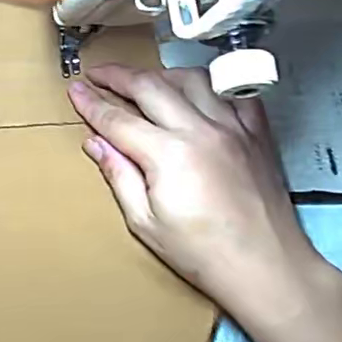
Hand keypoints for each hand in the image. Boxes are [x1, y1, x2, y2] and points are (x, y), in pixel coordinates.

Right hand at [67, 64, 341, 321]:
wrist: (266, 268)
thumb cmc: (205, 254)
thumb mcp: (145, 223)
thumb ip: (119, 176)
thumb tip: (96, 144)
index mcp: (168, 155)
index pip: (118, 119)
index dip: (91, 103)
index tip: (75, 90)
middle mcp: (200, 131)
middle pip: (150, 86)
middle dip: (118, 76)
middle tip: (99, 74)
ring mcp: (232, 127)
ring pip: (191, 79)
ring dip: (161, 74)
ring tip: (144, 81)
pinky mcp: (256, 133)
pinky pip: (231, 92)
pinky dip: (209, 85)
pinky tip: (196, 93)